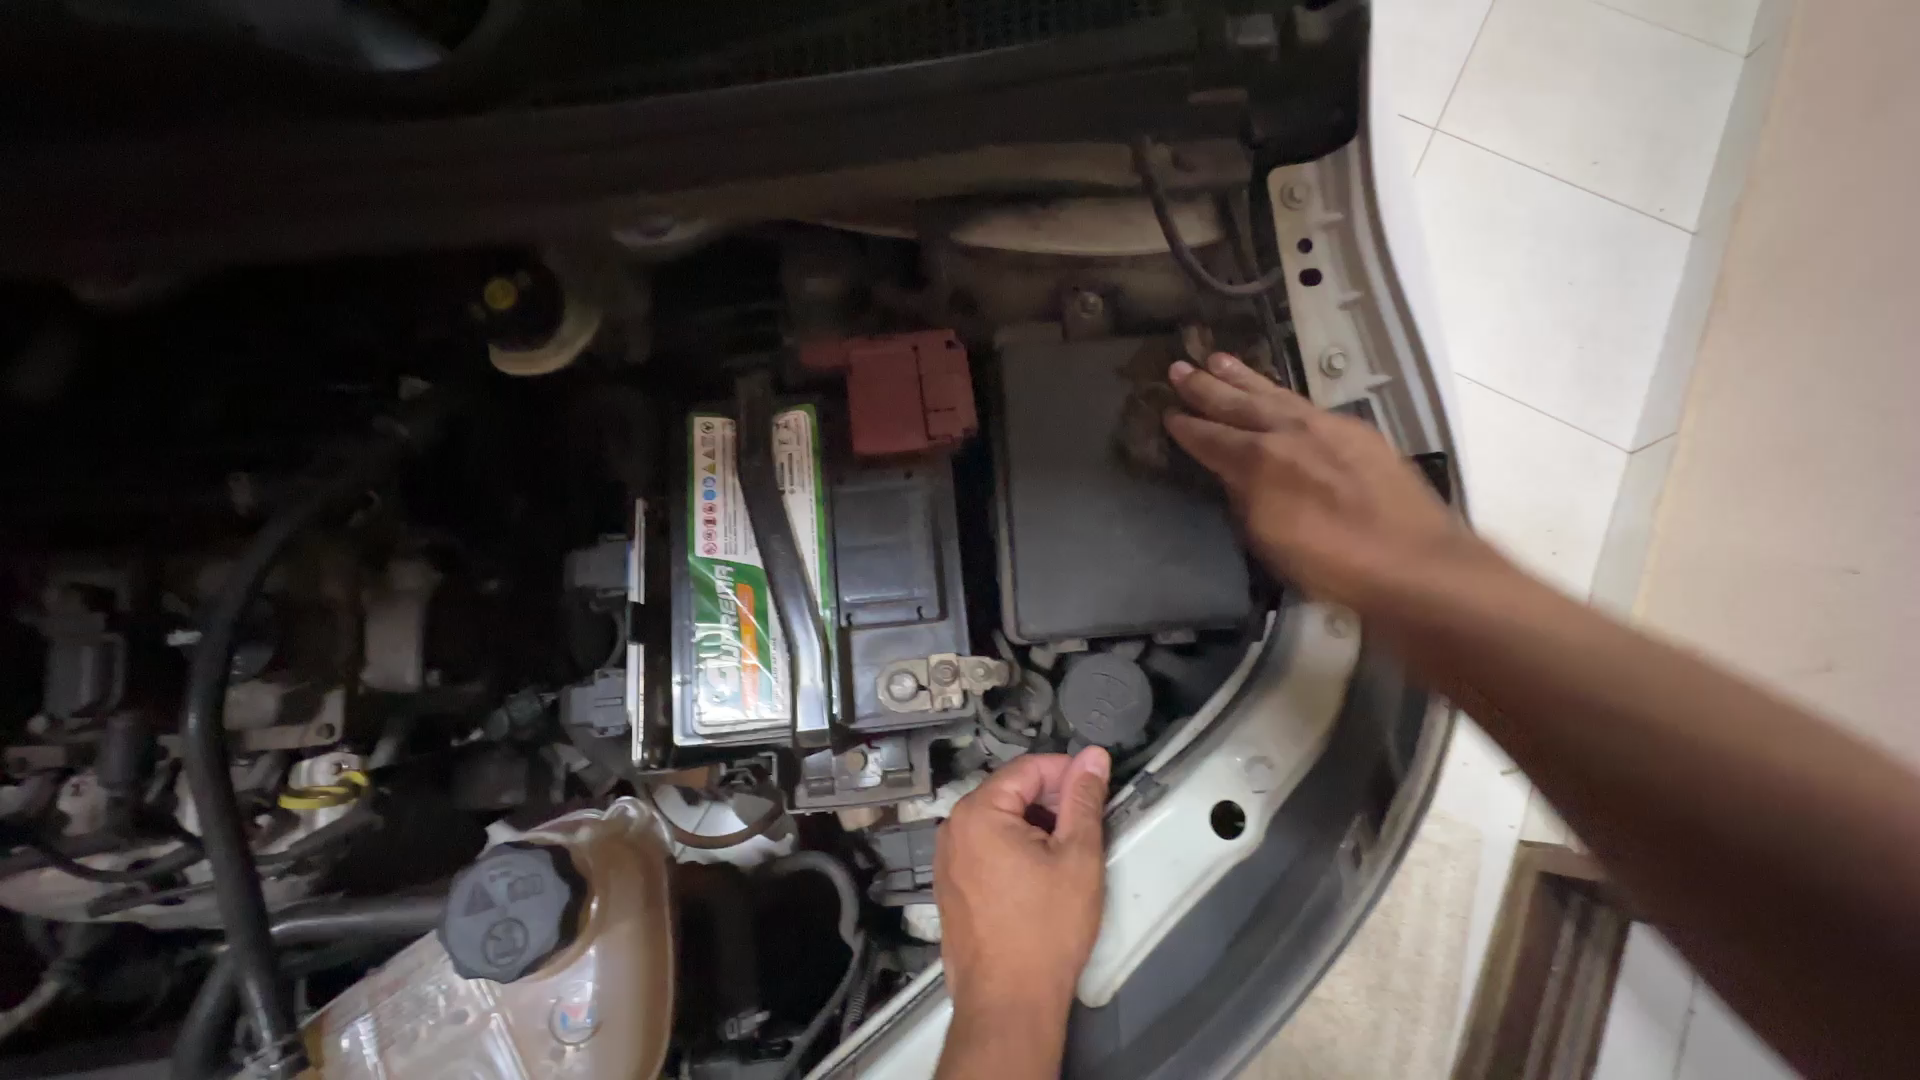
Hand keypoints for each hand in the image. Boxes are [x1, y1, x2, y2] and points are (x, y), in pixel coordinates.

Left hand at [935, 748, 1109, 1016]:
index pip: (1028, 768)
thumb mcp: (1077, 856)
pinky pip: (984, 847)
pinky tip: (1039, 874)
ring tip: (1066, 852)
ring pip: (998, 820)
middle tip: (1085, 825)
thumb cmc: (1045, 929)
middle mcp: (953, 827)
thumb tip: (1093, 757)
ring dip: (1034, 825)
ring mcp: (946, 858)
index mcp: (978, 811)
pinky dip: (1013, 848)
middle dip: (1050, 800)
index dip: (1066, 772)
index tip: (1095, 789)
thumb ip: (1084, 799)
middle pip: (1010, 791)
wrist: (1007, 1003)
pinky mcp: (950, 884)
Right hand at [1163, 352, 1495, 611]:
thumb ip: (1244, 498)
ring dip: (1243, 378)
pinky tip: (1277, 393)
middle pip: (1239, 403)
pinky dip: (1281, 394)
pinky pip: (1305, 403)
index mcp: (1260, 460)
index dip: (1187, 427)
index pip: (1211, 438)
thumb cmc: (1331, 564)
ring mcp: (1328, 428)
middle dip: (1206, 387)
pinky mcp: (1359, 434)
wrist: (1415, 563)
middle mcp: (1290, 433)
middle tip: (1179, 367)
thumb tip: (1233, 475)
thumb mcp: (1267, 538)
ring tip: (1219, 360)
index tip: (1167, 412)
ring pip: (1275, 394)